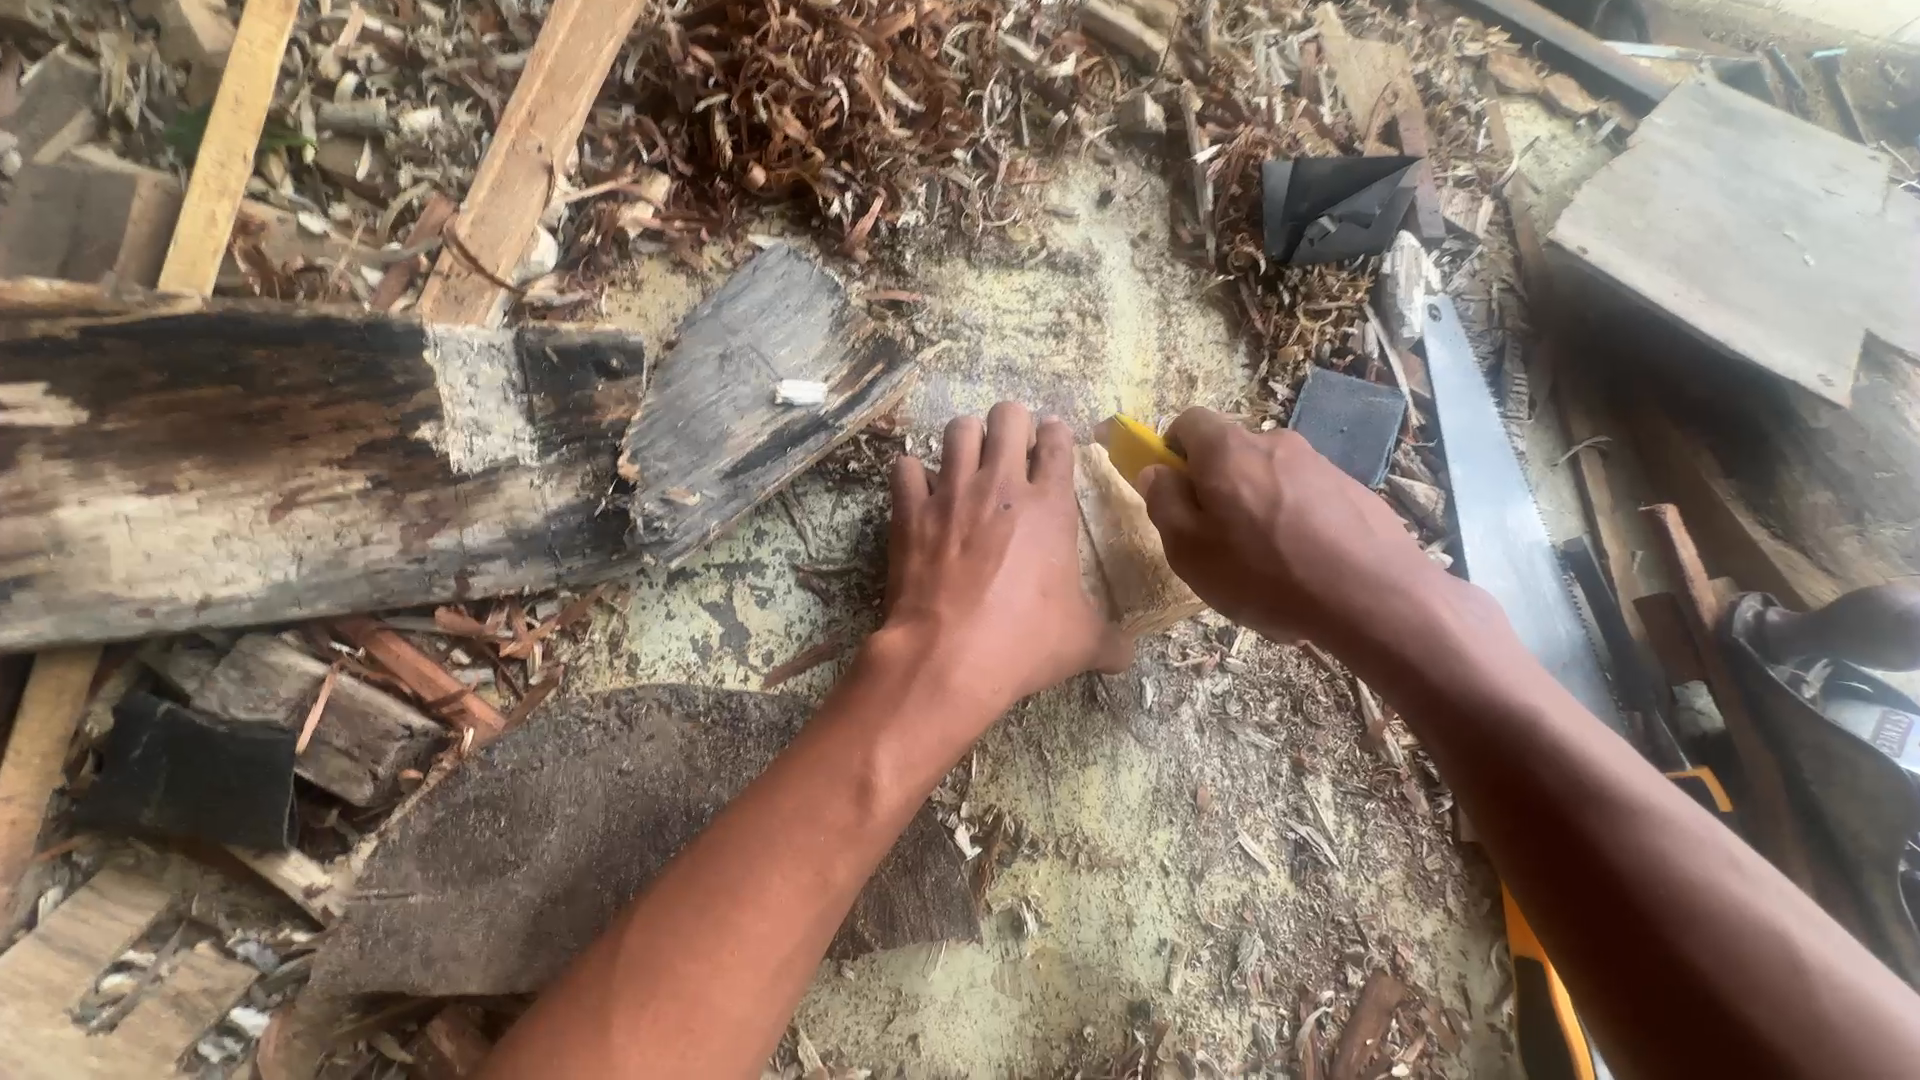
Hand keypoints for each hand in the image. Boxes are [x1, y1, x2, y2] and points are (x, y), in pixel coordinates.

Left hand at [883, 402, 1131, 715]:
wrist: (949, 656)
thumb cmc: (1025, 641)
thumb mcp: (1082, 642)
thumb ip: (1109, 640)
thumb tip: (1128, 656)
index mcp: (1050, 506)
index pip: (1058, 443)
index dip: (1057, 435)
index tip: (1052, 441)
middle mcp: (1000, 486)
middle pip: (1007, 417)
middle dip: (1011, 423)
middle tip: (1011, 446)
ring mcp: (951, 494)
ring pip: (958, 430)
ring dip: (966, 437)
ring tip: (968, 457)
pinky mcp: (910, 511)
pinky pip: (906, 468)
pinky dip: (912, 474)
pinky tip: (919, 489)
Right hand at [1138, 407, 1450, 649]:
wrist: (1375, 598)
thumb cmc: (1264, 574)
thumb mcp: (1190, 550)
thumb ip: (1164, 503)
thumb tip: (1156, 471)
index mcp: (1228, 450)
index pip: (1189, 421)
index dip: (1173, 450)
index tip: (1174, 489)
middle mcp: (1275, 443)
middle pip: (1232, 452)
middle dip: (1217, 486)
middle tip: (1216, 540)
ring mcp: (1320, 465)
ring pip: (1270, 478)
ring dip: (1258, 508)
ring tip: (1265, 566)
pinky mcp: (1353, 491)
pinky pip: (1306, 500)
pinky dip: (1295, 524)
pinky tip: (1304, 571)